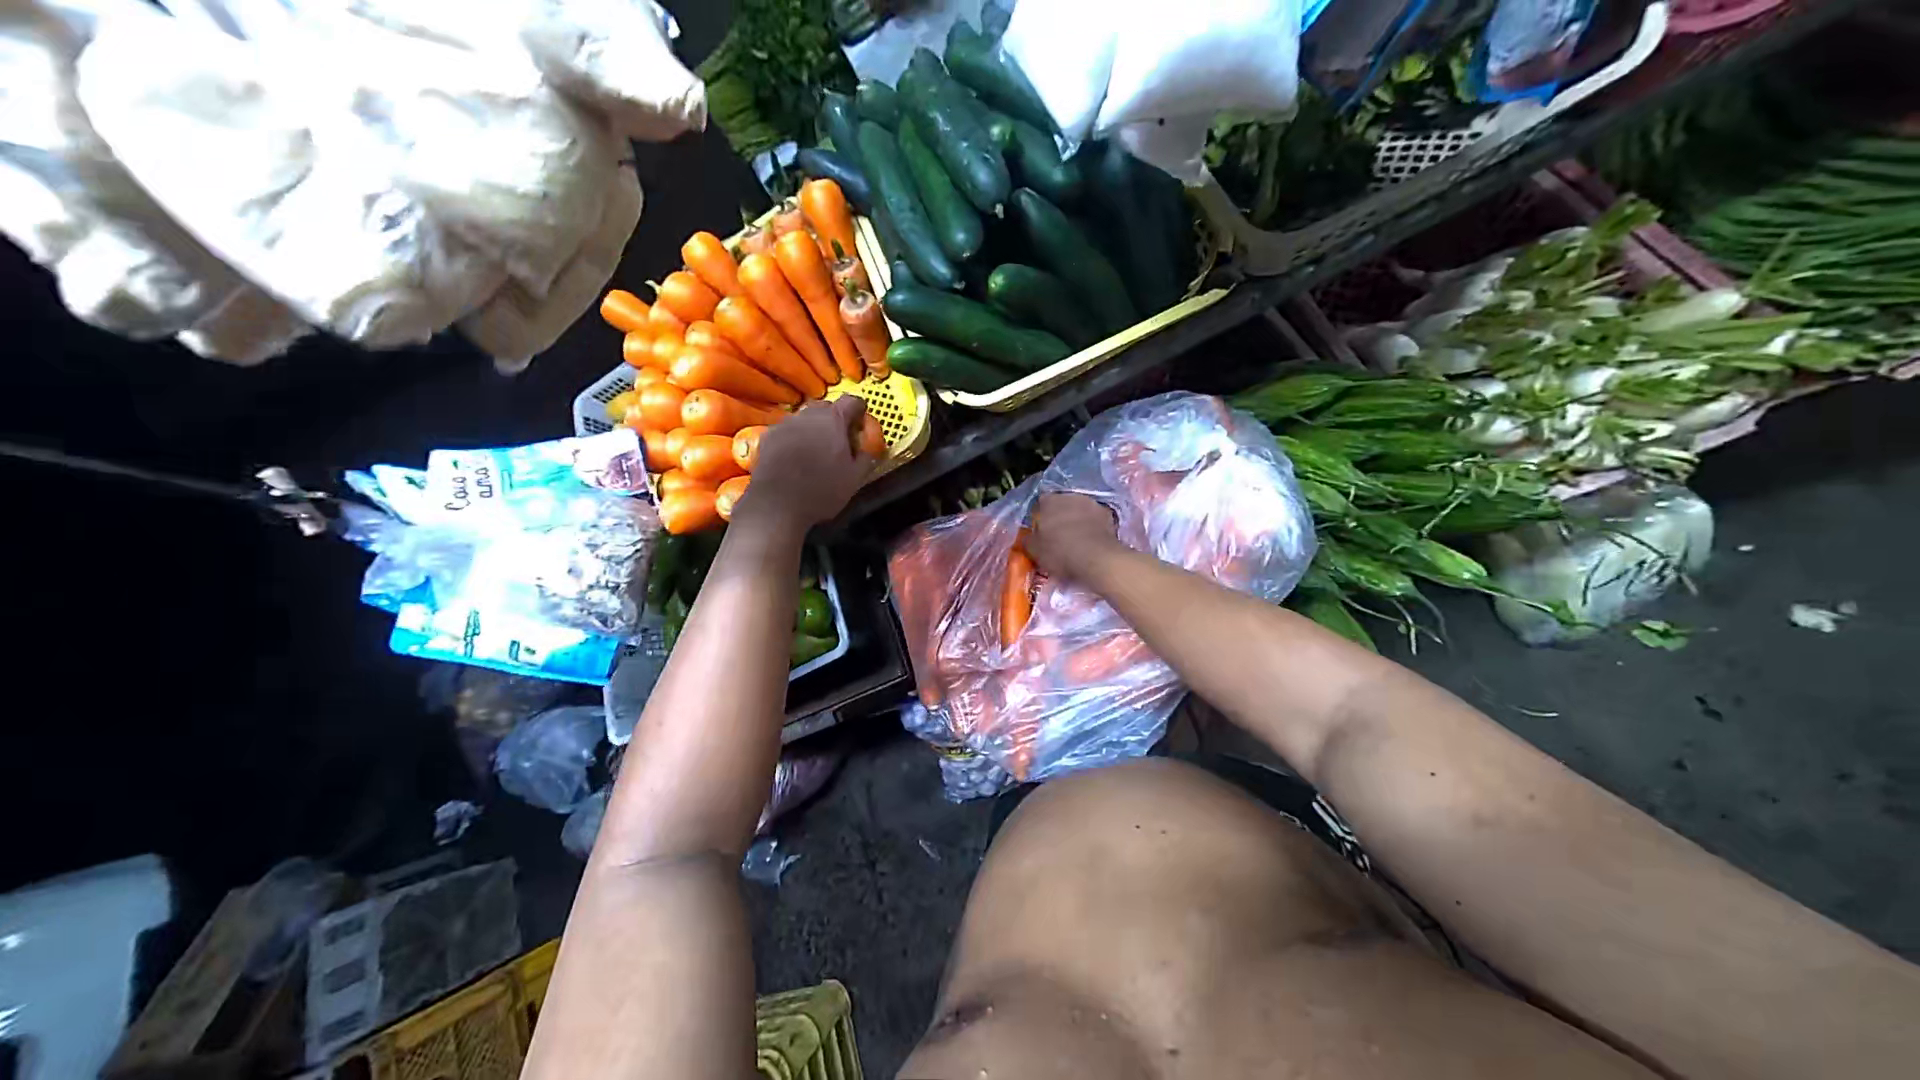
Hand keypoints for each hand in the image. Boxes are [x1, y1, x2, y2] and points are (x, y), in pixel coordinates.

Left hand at [730, 396, 875, 535]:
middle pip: (826, 407)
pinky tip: (795, 458)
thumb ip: (866, 457)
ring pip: (804, 418)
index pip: (852, 401)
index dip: (860, 410)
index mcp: (833, 420)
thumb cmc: (822, 491)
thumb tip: (868, 448)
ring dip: (813, 428)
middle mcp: (807, 414)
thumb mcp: (855, 478)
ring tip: (816, 450)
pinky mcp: (767, 437)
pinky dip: (794, 438)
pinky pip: (787, 431)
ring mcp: (784, 424)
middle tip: (840, 439)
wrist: (776, 505)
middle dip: (836, 418)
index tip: (861, 423)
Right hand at [1026, 494, 1124, 584]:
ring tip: (1077, 537)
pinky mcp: (1107, 513)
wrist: (1096, 558)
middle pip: (1061, 503)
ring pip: (1079, 509)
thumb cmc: (1060, 552)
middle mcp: (1070, 496)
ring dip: (1077, 518)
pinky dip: (1092, 525)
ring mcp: (1091, 503)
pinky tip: (1091, 539)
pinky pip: (1095, 518)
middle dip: (1059, 515)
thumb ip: (1028, 540)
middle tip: (1058, 533)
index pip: (1040, 503)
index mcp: (1049, 501)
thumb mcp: (1035, 551)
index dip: (1040, 516)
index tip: (1041, 530)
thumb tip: (1027, 537)